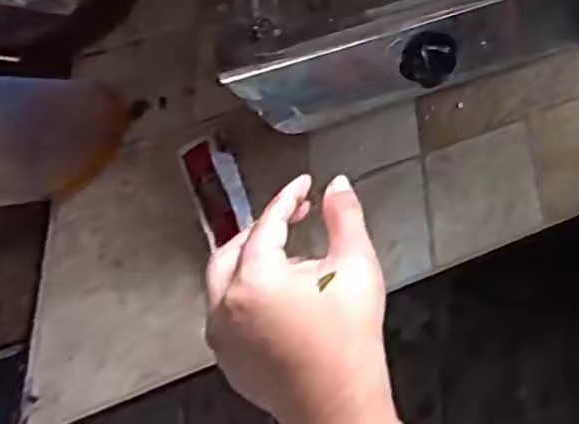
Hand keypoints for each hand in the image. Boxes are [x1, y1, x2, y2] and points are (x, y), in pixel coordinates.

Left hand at [206, 174, 398, 423]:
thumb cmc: (348, 329)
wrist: (337, 395)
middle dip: (261, 226)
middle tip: (295, 211)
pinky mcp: (229, 359)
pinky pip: (228, 311)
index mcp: (255, 280)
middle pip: (229, 253)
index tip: (304, 184)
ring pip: (224, 284)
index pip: (266, 225)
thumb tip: (336, 185)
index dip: (287, 198)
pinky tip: (286, 288)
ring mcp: (222, 339)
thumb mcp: (356, 259)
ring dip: (253, 257)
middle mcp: (225, 309)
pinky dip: (249, 288)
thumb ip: (344, 215)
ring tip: (295, 249)